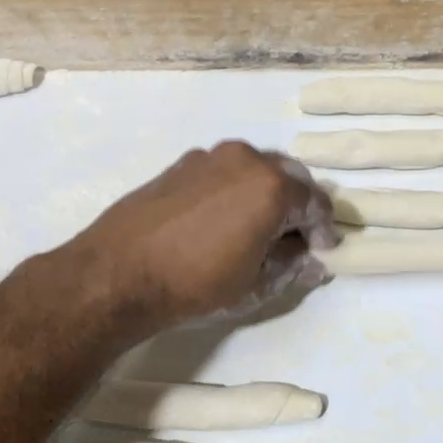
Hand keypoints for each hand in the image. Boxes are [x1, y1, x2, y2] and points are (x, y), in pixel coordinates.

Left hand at [75, 141, 338, 331]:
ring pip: (256, 169)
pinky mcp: (183, 164)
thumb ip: (292, 267)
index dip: (323, 230)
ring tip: (260, 228)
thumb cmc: (196, 284)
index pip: (315, 204)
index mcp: (273, 187)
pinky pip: (226, 172)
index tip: (323, 250)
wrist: (118, 274)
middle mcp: (246, 159)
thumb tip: (313, 262)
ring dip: (268, 194)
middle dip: (299, 206)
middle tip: (295, 238)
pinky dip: (237, 190)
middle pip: (290, 177)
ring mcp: (211, 157)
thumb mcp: (256, 285)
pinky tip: (225, 219)